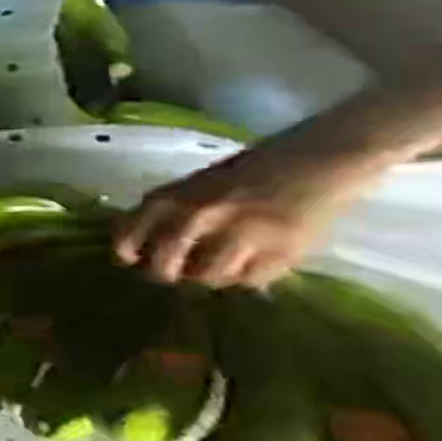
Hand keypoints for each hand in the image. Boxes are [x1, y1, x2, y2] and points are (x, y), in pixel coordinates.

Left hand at [114, 139, 381, 288]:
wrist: (315, 160)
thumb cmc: (243, 174)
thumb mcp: (189, 187)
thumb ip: (163, 215)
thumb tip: (137, 252)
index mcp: (169, 198)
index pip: (127, 239)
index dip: (129, 255)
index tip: (136, 260)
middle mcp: (197, 216)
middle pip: (163, 266)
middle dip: (168, 273)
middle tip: (179, 271)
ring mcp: (240, 234)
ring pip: (207, 277)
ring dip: (210, 277)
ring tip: (218, 265)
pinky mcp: (283, 249)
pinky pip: (250, 280)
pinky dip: (247, 278)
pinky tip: (251, 263)